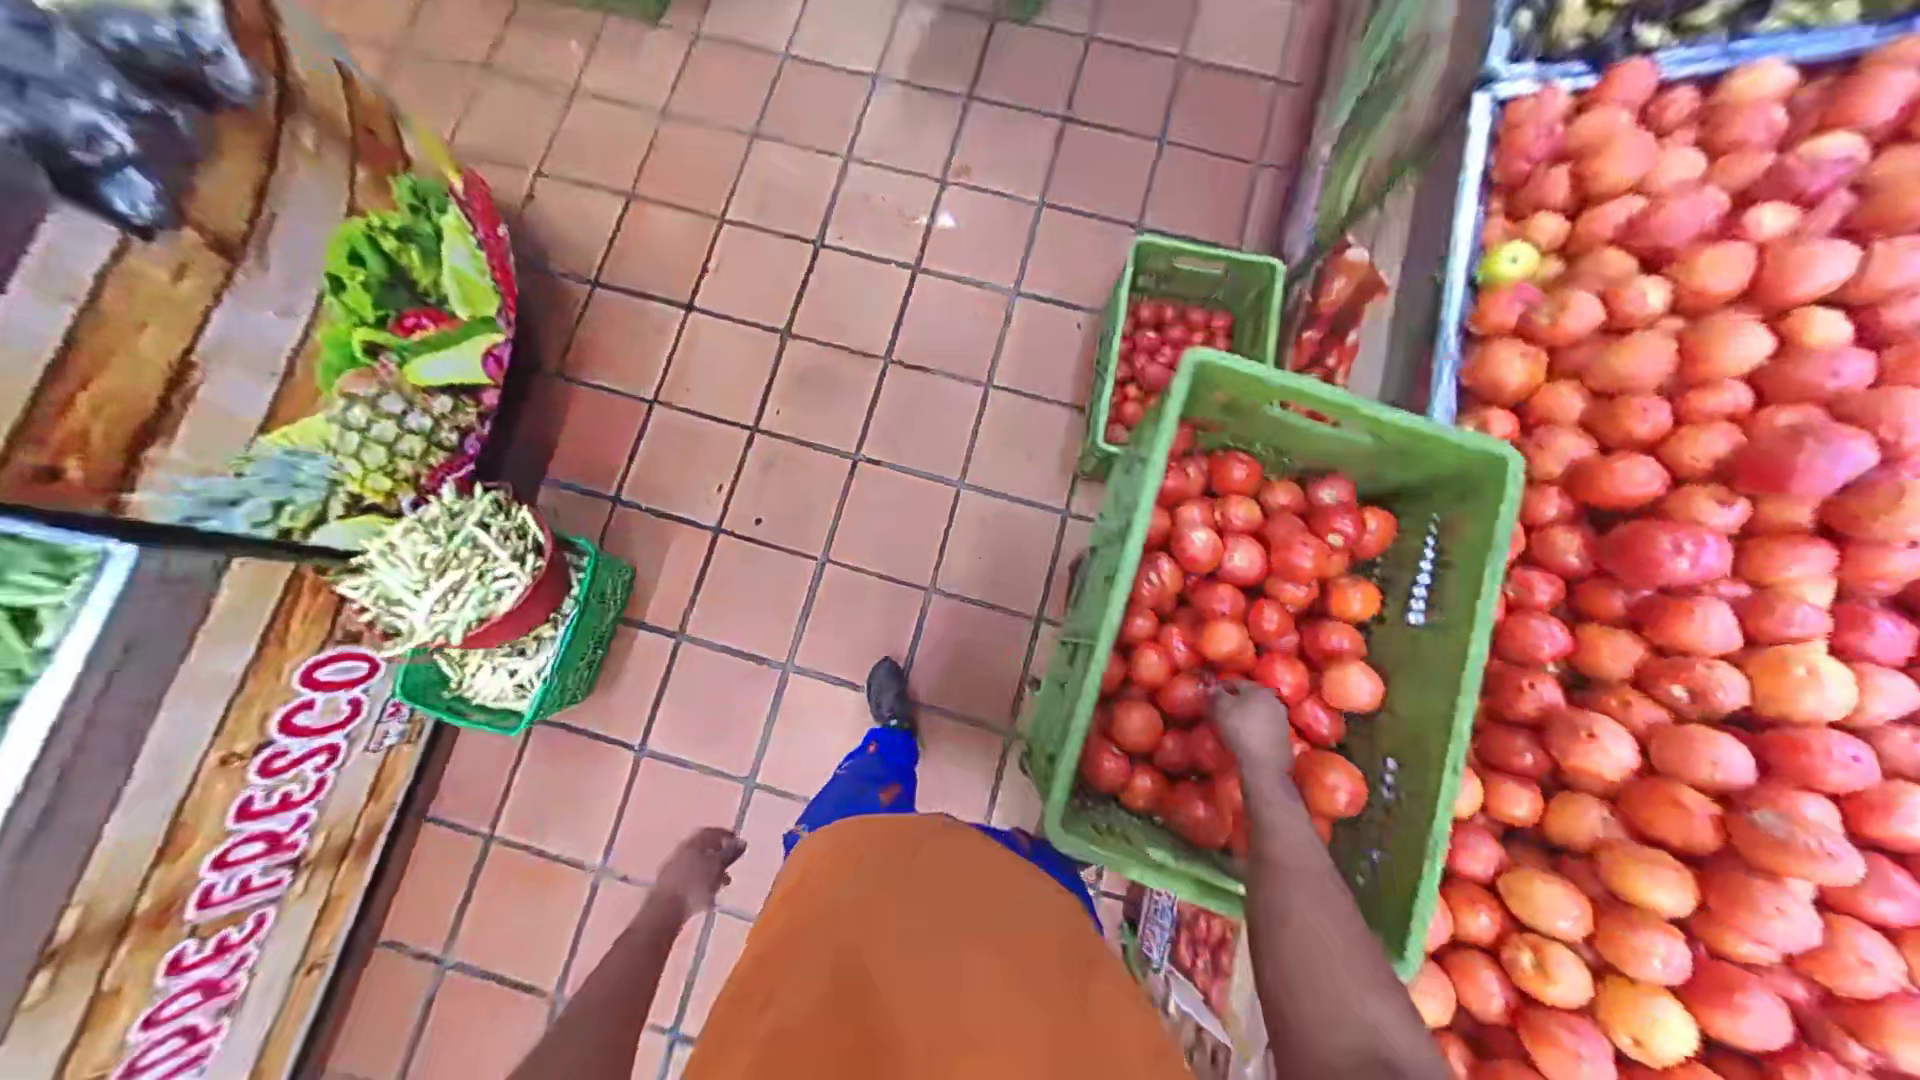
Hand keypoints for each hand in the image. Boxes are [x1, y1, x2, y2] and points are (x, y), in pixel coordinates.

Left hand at [652, 827, 745, 922]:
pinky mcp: (668, 886)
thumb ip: (730, 853)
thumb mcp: (717, 866)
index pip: (712, 832)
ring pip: (696, 865)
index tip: (738, 843)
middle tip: (730, 864)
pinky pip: (689, 878)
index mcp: (694, 842)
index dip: (726, 835)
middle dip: (718, 855)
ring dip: (710, 871)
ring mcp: (673, 868)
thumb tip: (742, 842)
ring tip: (722, 883)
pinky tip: (707, 894)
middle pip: (703, 848)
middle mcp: (682, 851)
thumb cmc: (695, 885)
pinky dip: (700, 882)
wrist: (664, 911)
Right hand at [1211, 680, 1296, 786]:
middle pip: (1248, 696)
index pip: (1235, 682)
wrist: (1264, 764)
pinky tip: (1244, 734)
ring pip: (1257, 710)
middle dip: (1234, 700)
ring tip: (1231, 723)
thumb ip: (1215, 694)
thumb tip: (1211, 686)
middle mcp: (1274, 700)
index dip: (1220, 687)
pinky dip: (1253, 726)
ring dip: (1244, 713)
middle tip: (1219, 709)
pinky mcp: (1283, 735)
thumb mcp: (1221, 708)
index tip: (1209, 695)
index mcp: (1259, 689)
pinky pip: (1264, 724)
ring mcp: (1281, 718)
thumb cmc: (1240, 730)